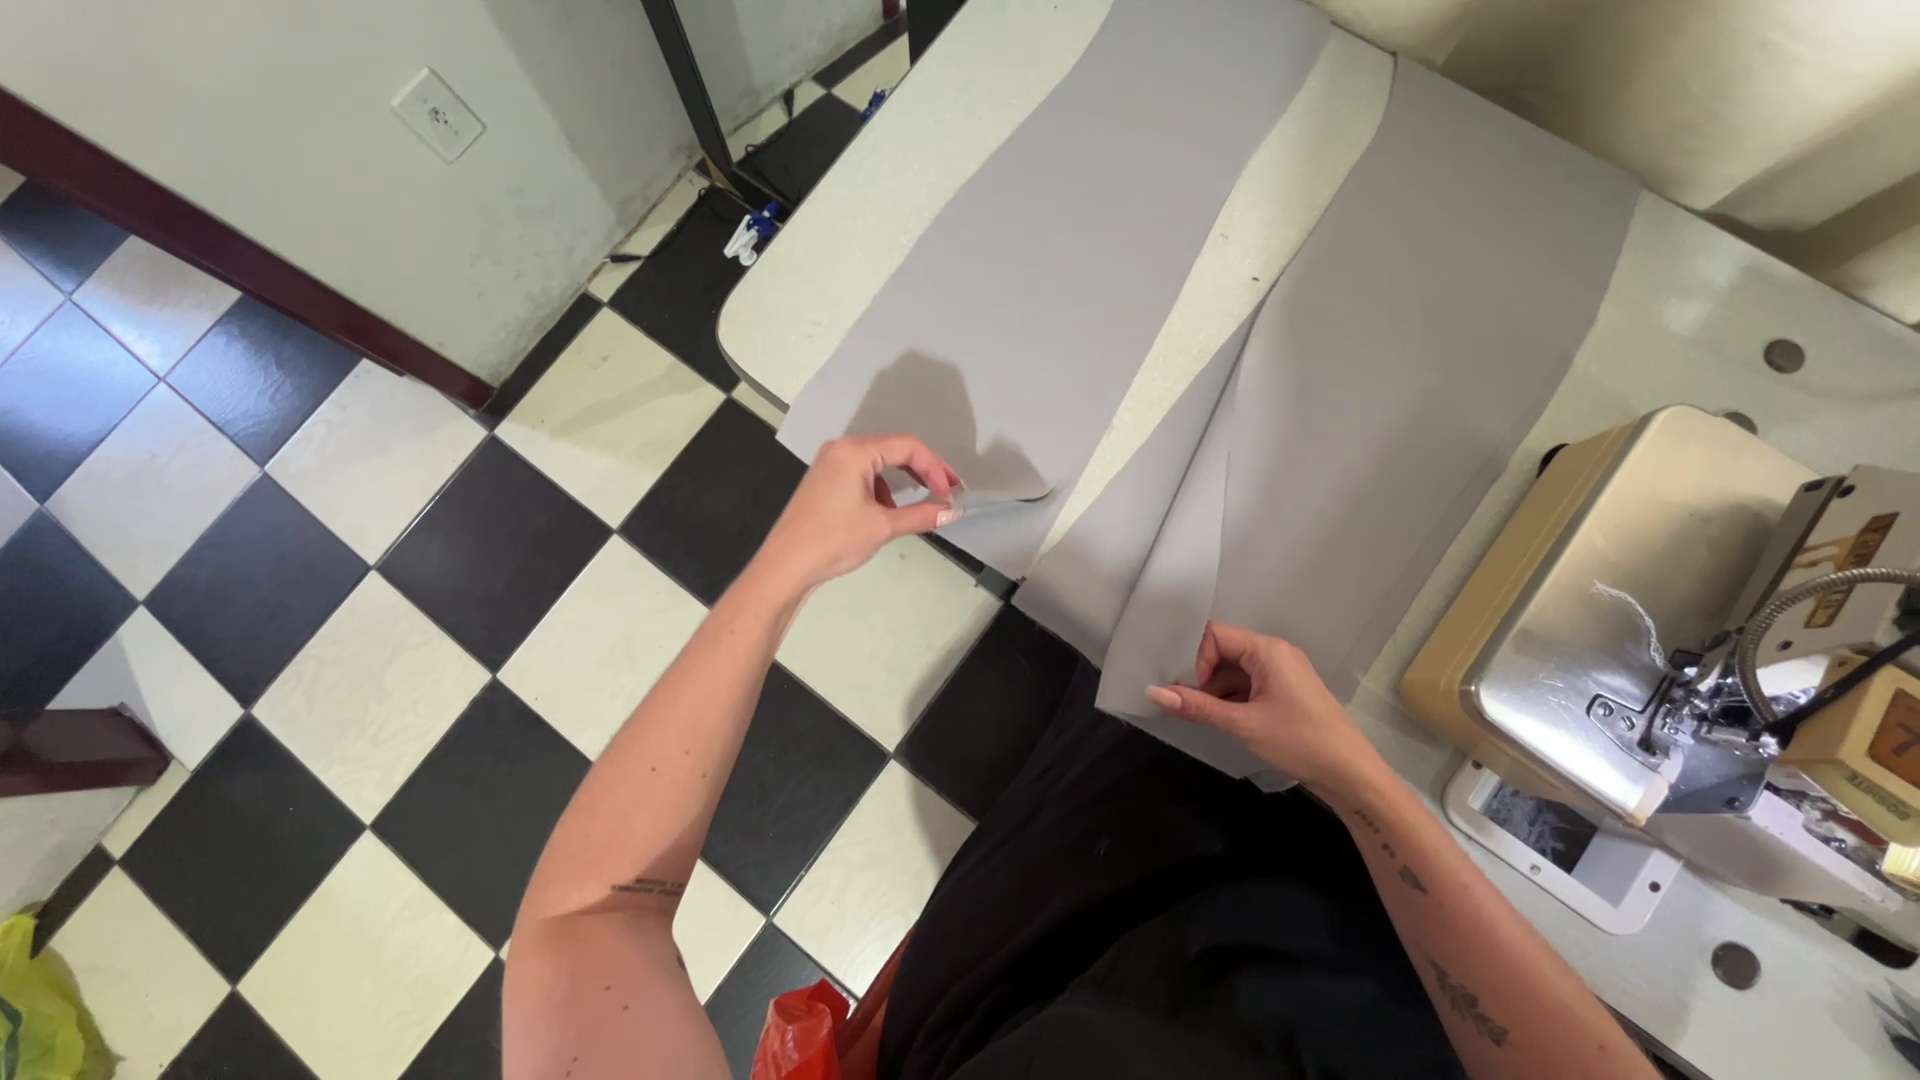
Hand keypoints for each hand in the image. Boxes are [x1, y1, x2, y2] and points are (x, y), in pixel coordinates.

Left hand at [752, 434, 962, 594]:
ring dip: (904, 479)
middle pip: (894, 449)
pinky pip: (863, 473)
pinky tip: (888, 510)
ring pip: (879, 462)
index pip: (907, 446)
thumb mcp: (882, 527)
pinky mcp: (825, 480)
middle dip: (923, 470)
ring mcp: (830, 463)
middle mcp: (841, 449)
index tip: (950, 492)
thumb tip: (951, 512)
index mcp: (854, 452)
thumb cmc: (833, 541)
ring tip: (922, 502)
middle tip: (947, 491)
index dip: (935, 467)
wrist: (786, 565)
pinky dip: (883, 487)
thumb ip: (921, 515)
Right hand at [1146, 621, 1385, 802]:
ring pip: (1233, 671)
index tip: (1189, 689)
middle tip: (1180, 700)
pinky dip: (1228, 698)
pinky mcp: (1284, 692)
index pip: (1215, 634)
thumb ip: (1197, 706)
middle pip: (1223, 650)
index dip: (1195, 657)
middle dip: (1199, 674)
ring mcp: (1281, 673)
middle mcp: (1274, 654)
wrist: (1352, 775)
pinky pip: (1246, 685)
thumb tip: (1153, 693)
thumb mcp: (1243, 723)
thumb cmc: (1300, 741)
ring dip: (1212, 690)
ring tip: (1195, 714)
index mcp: (1268, 650)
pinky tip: (1216, 718)